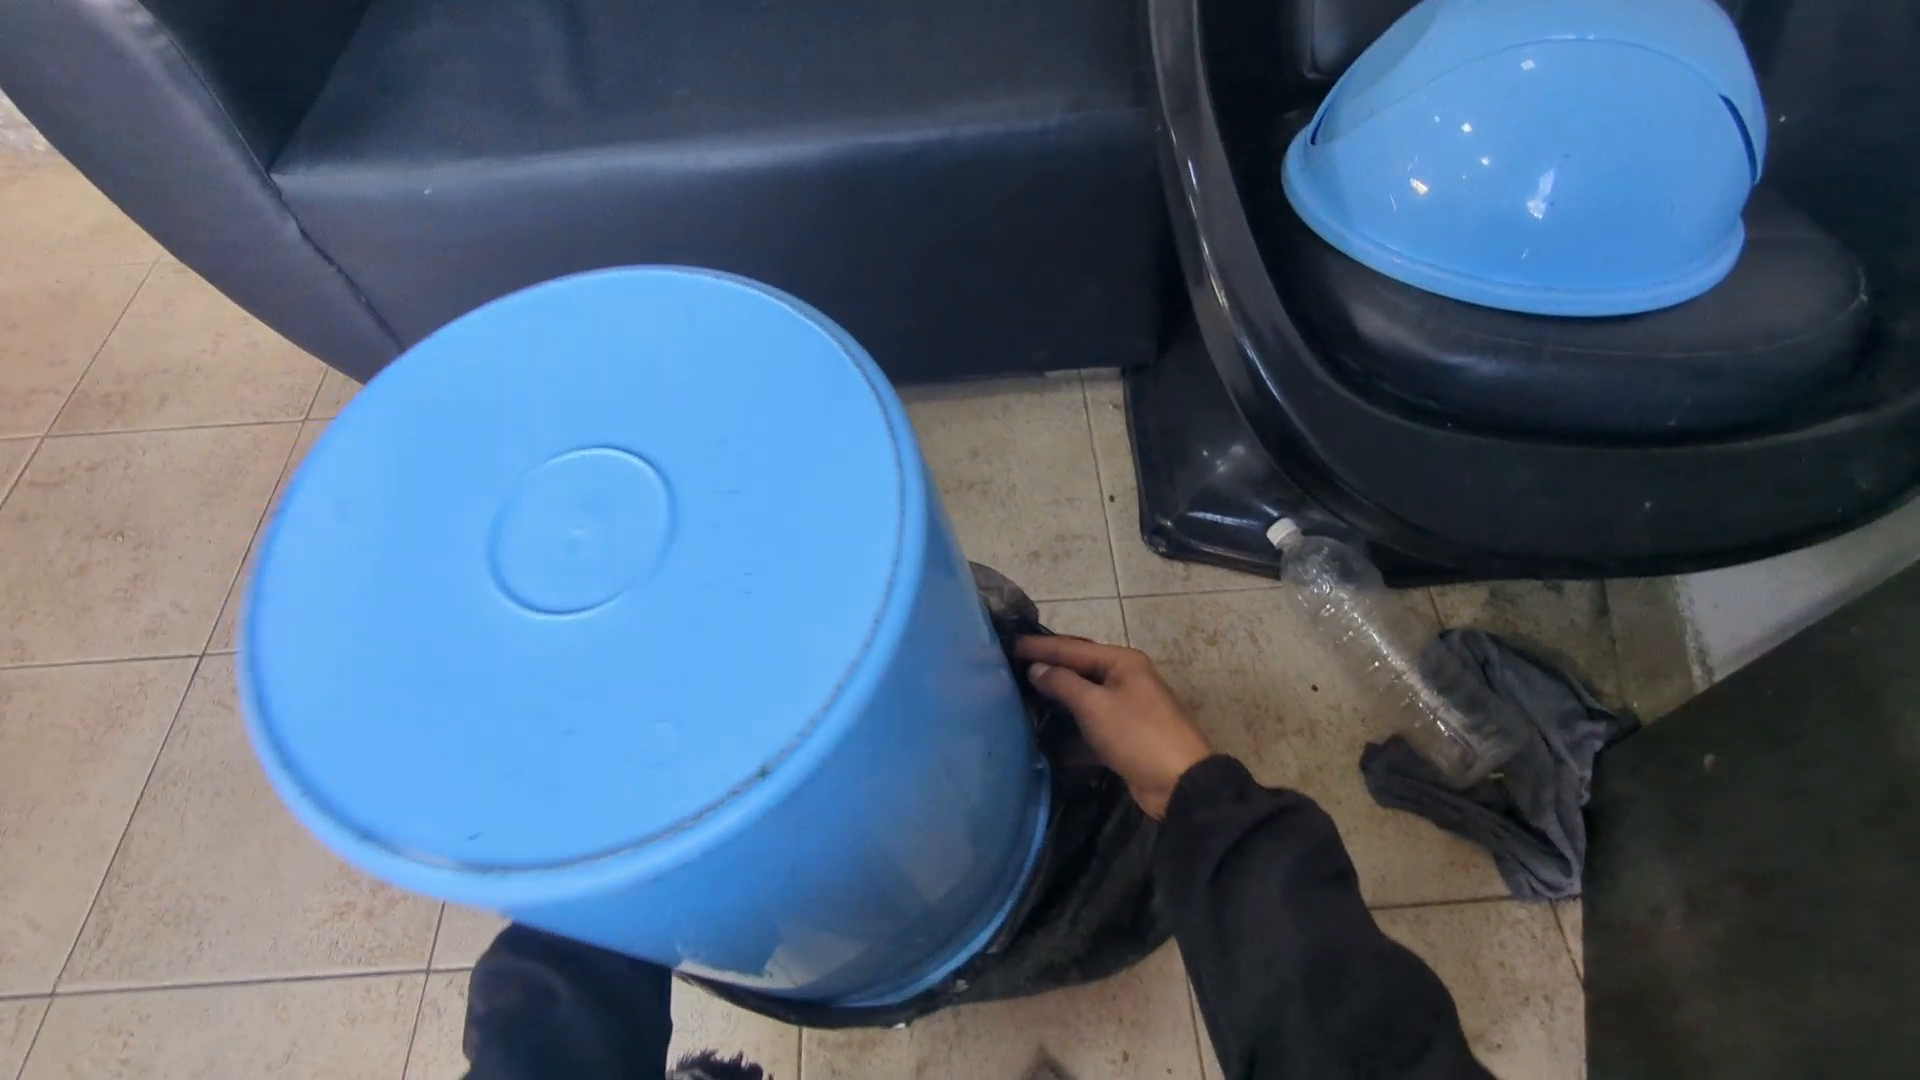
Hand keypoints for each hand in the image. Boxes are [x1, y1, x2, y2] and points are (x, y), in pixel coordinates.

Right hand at [1015, 635, 1214, 818]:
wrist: (1180, 783)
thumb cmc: (1137, 734)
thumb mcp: (1095, 705)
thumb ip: (1062, 683)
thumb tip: (1036, 668)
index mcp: (1121, 662)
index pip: (1071, 648)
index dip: (1039, 646)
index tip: (1009, 642)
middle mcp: (1124, 678)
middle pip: (1077, 670)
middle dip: (1046, 671)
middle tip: (1009, 668)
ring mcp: (1125, 707)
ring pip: (1082, 699)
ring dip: (1055, 702)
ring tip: (1020, 700)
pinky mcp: (1123, 735)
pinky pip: (1089, 725)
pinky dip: (1070, 730)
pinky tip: (1045, 736)